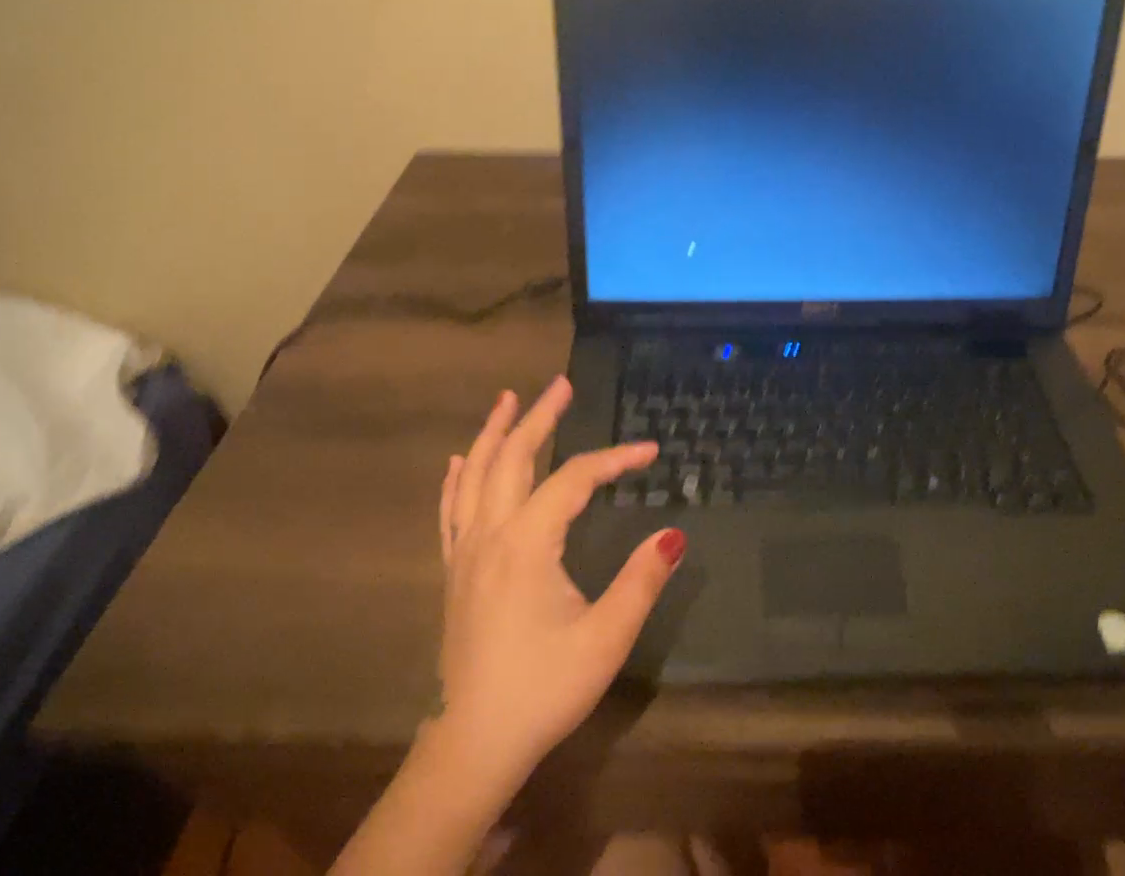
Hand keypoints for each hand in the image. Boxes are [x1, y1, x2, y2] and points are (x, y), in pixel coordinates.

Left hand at [435, 378, 683, 775]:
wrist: (475, 739)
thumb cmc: (544, 687)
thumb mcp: (606, 636)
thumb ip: (641, 580)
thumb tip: (674, 532)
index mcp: (527, 543)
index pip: (574, 480)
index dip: (613, 459)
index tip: (650, 451)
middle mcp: (489, 535)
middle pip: (511, 458)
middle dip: (537, 418)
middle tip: (560, 385)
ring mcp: (464, 553)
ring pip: (473, 476)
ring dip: (491, 434)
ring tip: (507, 400)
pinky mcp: (453, 574)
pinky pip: (451, 511)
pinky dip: (457, 478)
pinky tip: (457, 463)